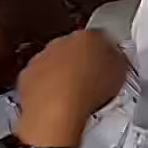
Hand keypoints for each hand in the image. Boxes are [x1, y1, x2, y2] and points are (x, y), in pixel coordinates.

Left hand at [15, 30, 130, 147]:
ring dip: (64, 74)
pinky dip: (47, 87)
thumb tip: (117, 58)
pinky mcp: (27, 75)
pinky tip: (58, 100)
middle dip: (83, 61)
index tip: (109, 65)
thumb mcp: (120, 73)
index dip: (107, 53)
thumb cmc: (89, 92)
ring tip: (76, 94)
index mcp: (90, 36)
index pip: (101, 37)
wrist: (56, 111)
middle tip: (93, 80)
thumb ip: (119, 59)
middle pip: (76, 48)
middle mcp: (64, 41)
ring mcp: (43, 57)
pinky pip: (40, 78)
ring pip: (56, 61)